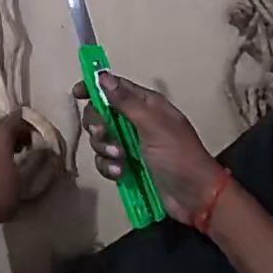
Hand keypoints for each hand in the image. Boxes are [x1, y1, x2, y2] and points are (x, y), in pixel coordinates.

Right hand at [73, 73, 225, 221]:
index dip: (94, 87)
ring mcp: (131, 144)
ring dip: (105, 148)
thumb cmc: (178, 154)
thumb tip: (103, 76)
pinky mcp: (127, 166)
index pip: (115, 87)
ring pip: (101, 138)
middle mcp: (136, 121)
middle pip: (102, 113)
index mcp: (146, 104)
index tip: (77, 93)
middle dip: (97, 123)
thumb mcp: (152, 124)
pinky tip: (121, 173)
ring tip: (120, 158)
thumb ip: (126, 101)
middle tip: (103, 133)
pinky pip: (106, 161)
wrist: (195, 196)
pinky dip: (109, 166)